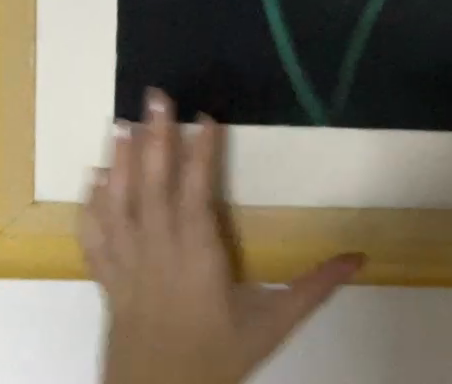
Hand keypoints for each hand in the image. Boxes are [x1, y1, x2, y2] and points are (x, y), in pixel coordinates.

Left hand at [83, 90, 362, 383]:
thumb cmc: (214, 363)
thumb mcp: (272, 329)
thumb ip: (314, 289)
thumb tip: (360, 256)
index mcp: (196, 261)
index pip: (195, 196)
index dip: (200, 155)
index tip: (205, 116)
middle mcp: (157, 256)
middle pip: (152, 189)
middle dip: (155, 139)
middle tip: (155, 96)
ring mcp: (125, 270)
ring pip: (118, 206)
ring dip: (120, 162)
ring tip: (122, 122)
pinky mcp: (107, 285)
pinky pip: (94, 238)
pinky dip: (91, 205)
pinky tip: (92, 178)